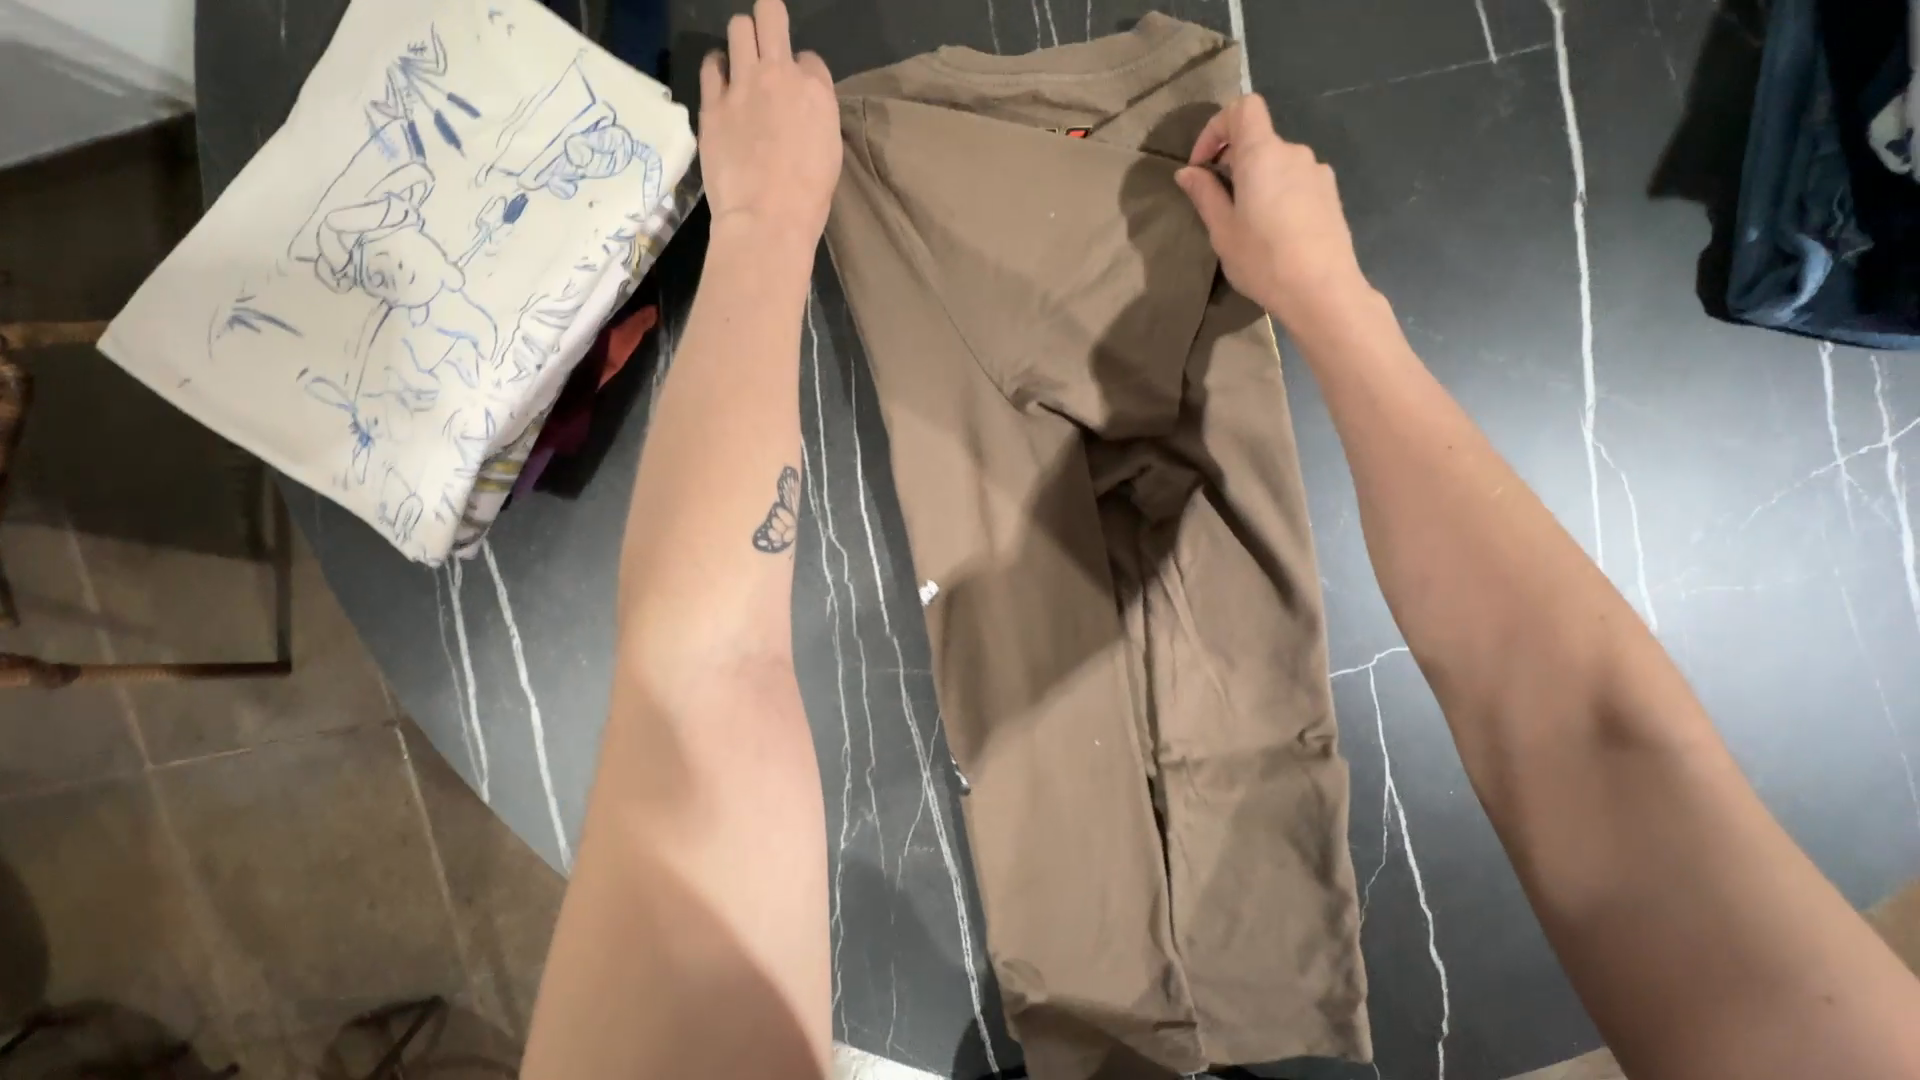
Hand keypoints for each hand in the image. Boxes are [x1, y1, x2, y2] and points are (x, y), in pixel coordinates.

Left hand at [698, 0, 841, 250]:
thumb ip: (816, 117)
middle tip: (766, 48)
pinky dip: (717, 70)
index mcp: (816, 91)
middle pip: (769, 16)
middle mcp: (779, 75)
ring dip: (741, 41)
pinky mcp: (712, 103)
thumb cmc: (809, 198)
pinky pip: (711, 65)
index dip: (803, 72)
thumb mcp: (829, 152)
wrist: (768, 218)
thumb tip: (803, 109)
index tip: (798, 92)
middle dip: (768, 24)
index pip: (809, 58)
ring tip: (741, 65)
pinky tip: (721, 86)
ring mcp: (742, 85)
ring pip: (738, 28)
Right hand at [1174, 95, 1370, 330]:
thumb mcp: (1223, 231)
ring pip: (1278, 163)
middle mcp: (1293, 153)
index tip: (1202, 164)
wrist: (1321, 289)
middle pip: (1259, 139)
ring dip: (1257, 180)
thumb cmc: (1263, 259)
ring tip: (1247, 221)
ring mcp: (1317, 172)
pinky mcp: (1330, 193)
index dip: (1217, 127)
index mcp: (1262, 154)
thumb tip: (1187, 172)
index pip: (1243, 108)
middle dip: (1234, 161)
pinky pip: (1296, 181)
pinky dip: (1278, 192)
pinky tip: (1274, 231)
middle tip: (1217, 201)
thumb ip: (1205, 195)